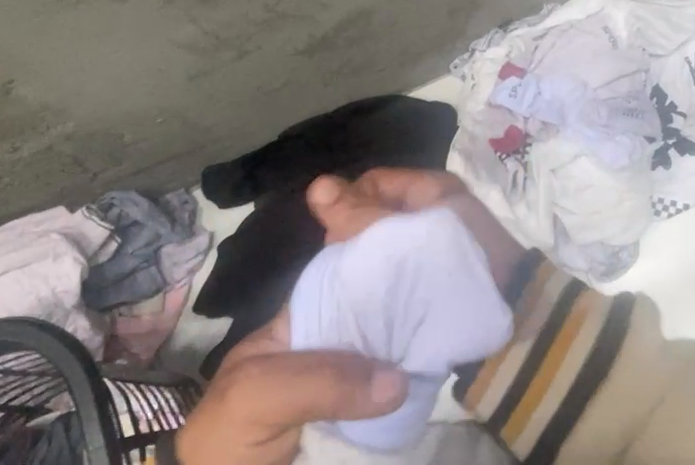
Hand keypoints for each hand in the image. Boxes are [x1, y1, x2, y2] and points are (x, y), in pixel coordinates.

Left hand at [170, 169, 521, 462]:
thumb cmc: (225, 439)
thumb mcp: (257, 395)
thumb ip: (320, 380)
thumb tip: (399, 378)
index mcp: (307, 319)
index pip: (354, 280)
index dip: (390, 265)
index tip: (435, 255)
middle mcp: (337, 343)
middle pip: (384, 315)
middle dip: (418, 302)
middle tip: (466, 292)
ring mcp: (356, 385)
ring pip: (398, 354)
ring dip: (427, 344)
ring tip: (469, 325)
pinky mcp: (370, 425)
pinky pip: (402, 399)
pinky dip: (424, 388)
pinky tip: (452, 372)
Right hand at [304, 168, 525, 289]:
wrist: (513, 312)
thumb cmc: (455, 264)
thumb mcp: (403, 236)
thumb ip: (360, 214)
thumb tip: (318, 185)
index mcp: (431, 186)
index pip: (372, 182)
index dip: (347, 203)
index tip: (331, 238)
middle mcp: (436, 204)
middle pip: (378, 209)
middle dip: (355, 232)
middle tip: (341, 263)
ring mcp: (440, 236)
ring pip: (388, 236)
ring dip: (369, 254)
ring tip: (354, 280)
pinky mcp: (443, 265)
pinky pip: (403, 258)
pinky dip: (386, 270)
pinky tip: (373, 293)